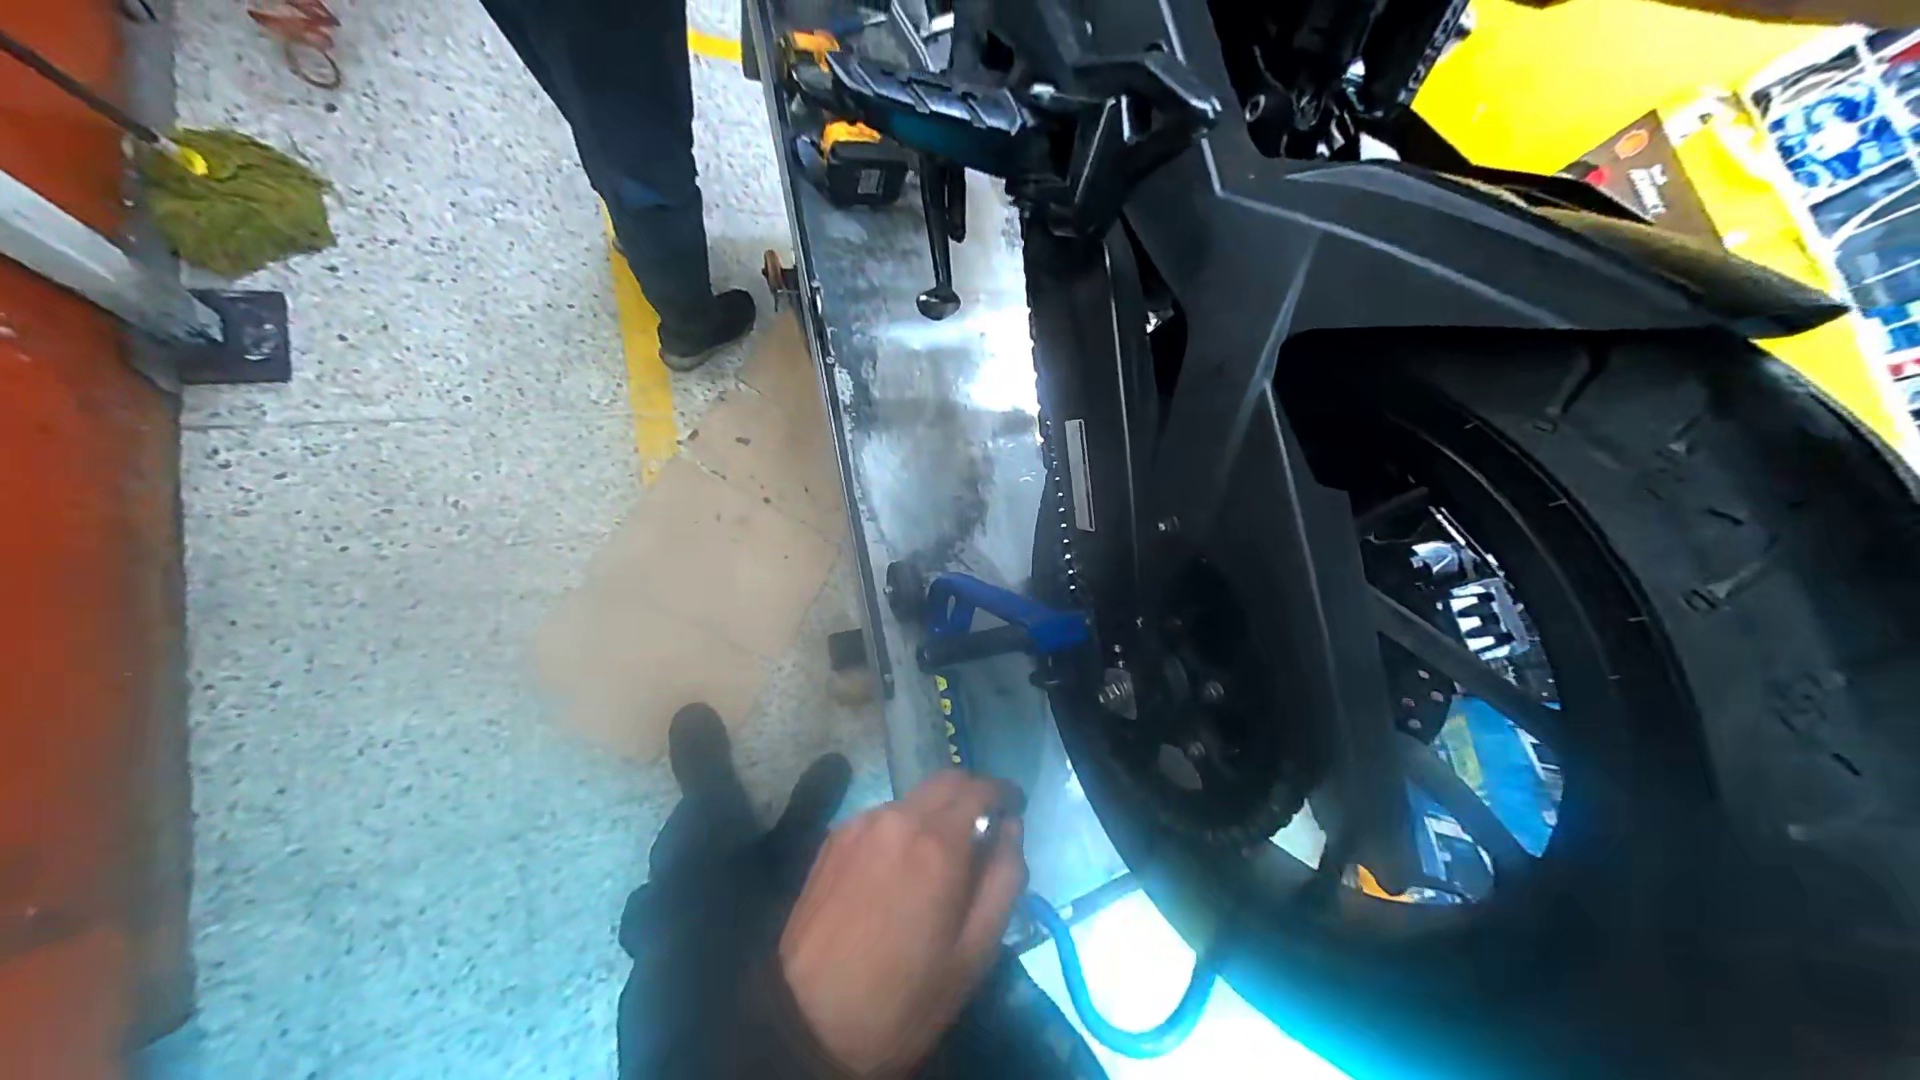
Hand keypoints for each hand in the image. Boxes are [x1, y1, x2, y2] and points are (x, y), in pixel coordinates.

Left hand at [778, 770, 1027, 1076]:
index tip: (1014, 808)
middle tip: (984, 825)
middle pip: (945, 781)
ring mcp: (860, 824)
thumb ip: (1004, 879)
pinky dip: (903, 827)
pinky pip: (882, 817)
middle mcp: (898, 818)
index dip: (1003, 792)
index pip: (979, 787)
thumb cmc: (904, 997)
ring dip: (935, 812)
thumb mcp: (975, 953)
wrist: (809, 1024)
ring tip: (940, 856)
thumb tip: (1010, 829)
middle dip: (972, 793)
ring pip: (912, 799)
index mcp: (938, 843)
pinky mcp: (833, 838)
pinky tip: (899, 869)